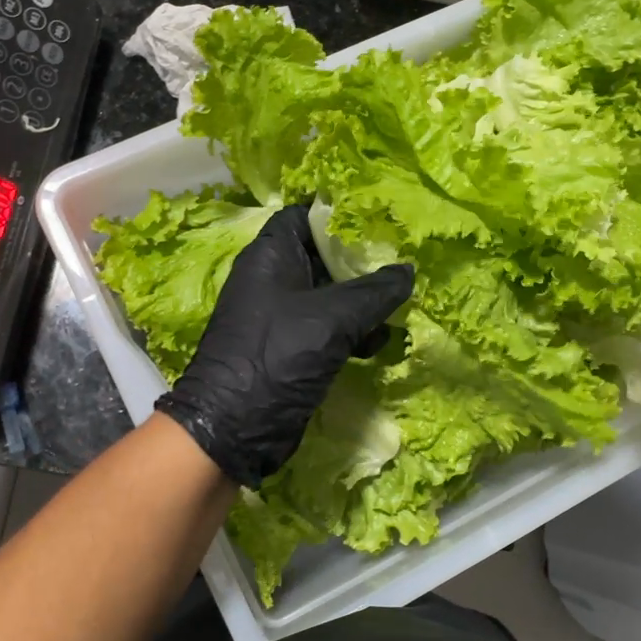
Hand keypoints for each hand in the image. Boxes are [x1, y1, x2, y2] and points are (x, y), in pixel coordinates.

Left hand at [155, 205, 413, 488]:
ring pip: (329, 294)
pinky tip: (379, 343)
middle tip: (403, 262)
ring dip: (362, 300)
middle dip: (361, 260)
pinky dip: (352, 331)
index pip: (305, 214)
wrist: (232, 427)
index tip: (381, 218)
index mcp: (271, 255)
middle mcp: (273, 278)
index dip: (341, 213)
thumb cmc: (276, 357)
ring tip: (399, 307)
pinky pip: (327, 327)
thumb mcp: (331, 319)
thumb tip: (408, 270)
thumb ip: (373, 292)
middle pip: (322, 254)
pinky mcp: (291, 348)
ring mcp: (280, 315)